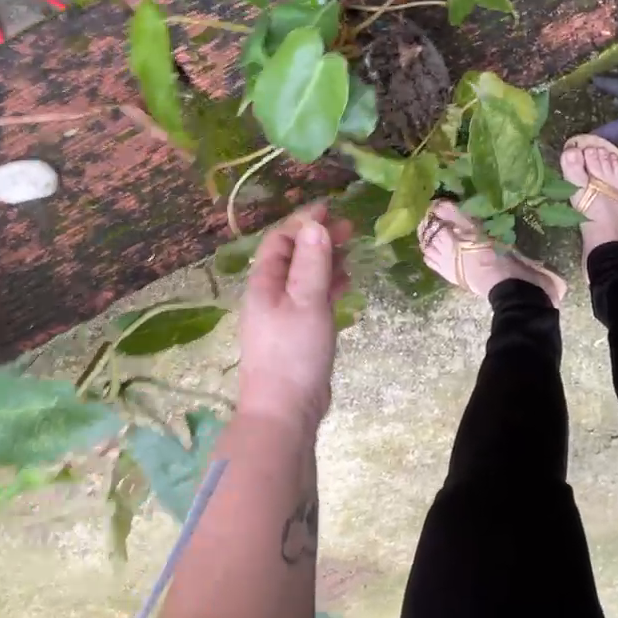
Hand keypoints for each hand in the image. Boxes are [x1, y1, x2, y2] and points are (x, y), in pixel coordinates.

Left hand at [237, 204, 352, 433]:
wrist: (285, 409)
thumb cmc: (293, 352)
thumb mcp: (307, 301)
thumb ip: (313, 263)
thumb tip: (316, 225)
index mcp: (265, 284)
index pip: (280, 241)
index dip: (304, 222)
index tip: (331, 209)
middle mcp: (271, 295)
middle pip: (293, 256)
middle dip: (319, 239)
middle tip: (351, 229)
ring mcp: (285, 314)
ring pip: (305, 276)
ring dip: (326, 260)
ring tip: (352, 253)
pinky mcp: (300, 332)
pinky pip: (314, 297)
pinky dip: (329, 284)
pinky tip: (346, 284)